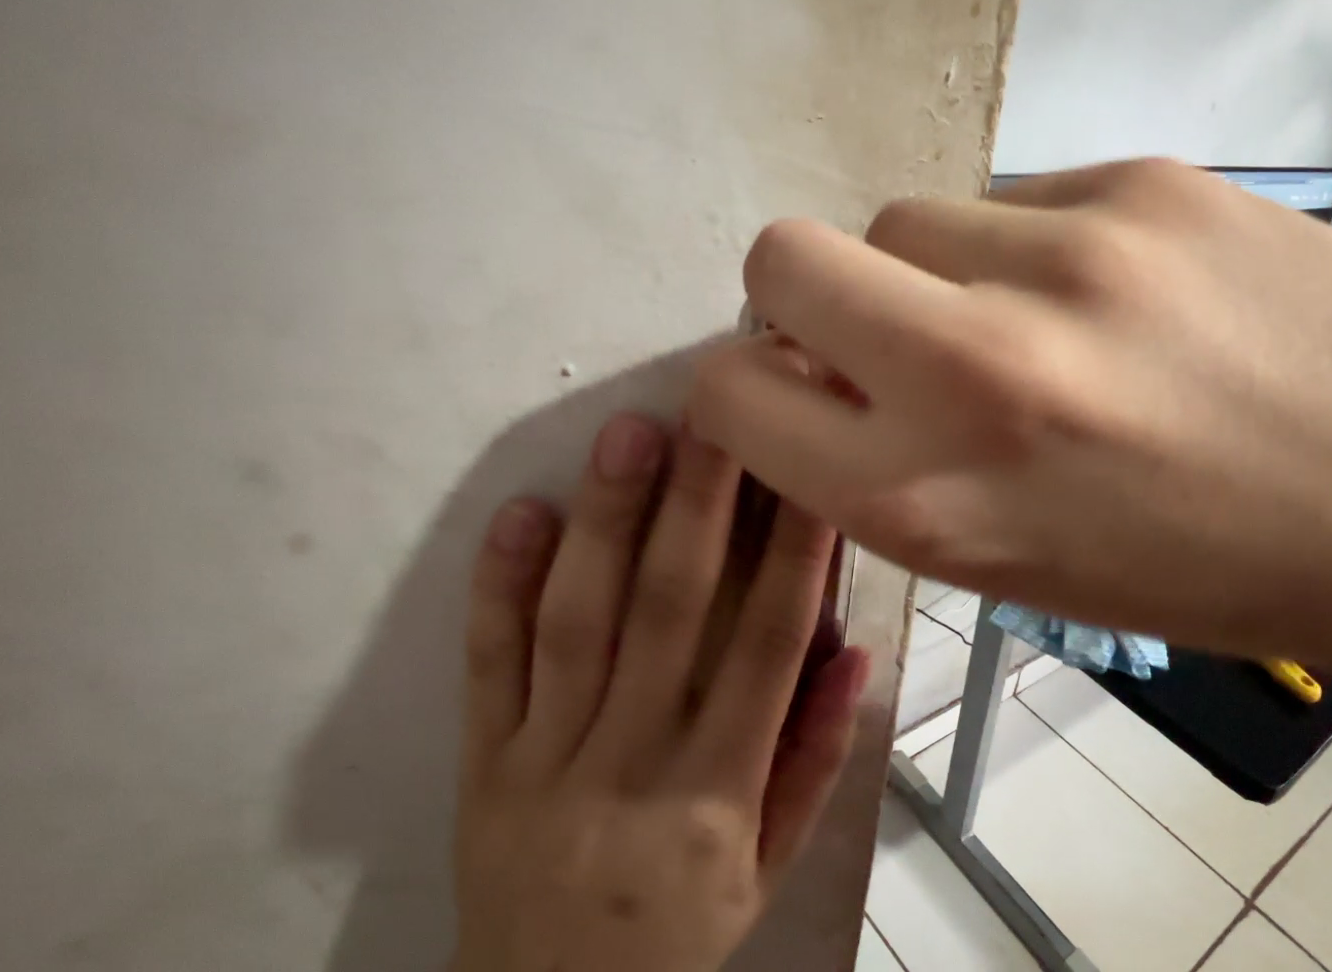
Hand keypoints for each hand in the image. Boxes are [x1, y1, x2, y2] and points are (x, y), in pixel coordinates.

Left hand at [451, 414, 869, 971]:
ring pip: (579, 621)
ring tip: (628, 436)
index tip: (809, 470)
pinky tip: (519, 514)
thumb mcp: (772, 872)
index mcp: (718, 791)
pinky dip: (498, 589)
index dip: (793, 551)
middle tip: (714, 412)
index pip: (766, 644)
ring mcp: (546, 759)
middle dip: (698, 502)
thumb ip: (814, 762)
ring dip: (605, 522)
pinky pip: (488, 669)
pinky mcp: (480, 767)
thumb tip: (851, 651)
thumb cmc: (681, 937)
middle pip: (670, 610)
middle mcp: (633, 760)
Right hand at [688, 160, 1331, 661]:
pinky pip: (1025, 193)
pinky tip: (1124, 295)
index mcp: (925, 499)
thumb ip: (881, 464)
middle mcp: (973, 369)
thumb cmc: (1183, 571)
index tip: (792, 385)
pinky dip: (1040, 242)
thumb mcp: (1001, 562)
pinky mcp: (1149, 184)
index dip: (745, 384)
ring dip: (940, 267)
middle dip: (805, 293)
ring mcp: (1068, 258)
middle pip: (783, 254)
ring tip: (1037, 319)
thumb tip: (808, 371)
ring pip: (909, 213)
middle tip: (883, 328)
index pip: (731, 392)